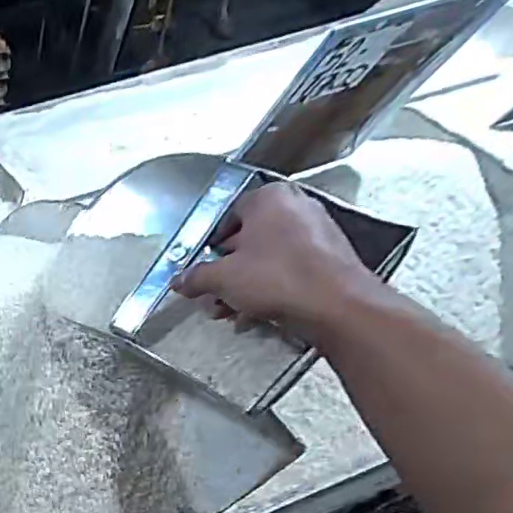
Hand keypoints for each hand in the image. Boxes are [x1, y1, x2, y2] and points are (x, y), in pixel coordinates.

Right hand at [170, 182, 389, 341]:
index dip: (209, 242)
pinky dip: (266, 287)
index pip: (228, 214)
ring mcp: (315, 230)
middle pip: (245, 239)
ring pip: (263, 257)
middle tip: (209, 293)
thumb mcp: (220, 279)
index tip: (199, 264)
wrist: (334, 304)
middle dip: (223, 269)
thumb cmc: (274, 278)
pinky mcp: (326, 255)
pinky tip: (252, 312)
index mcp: (269, 200)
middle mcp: (295, 206)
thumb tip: (178, 281)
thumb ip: (194, 277)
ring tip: (227, 310)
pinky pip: (285, 267)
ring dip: (240, 284)